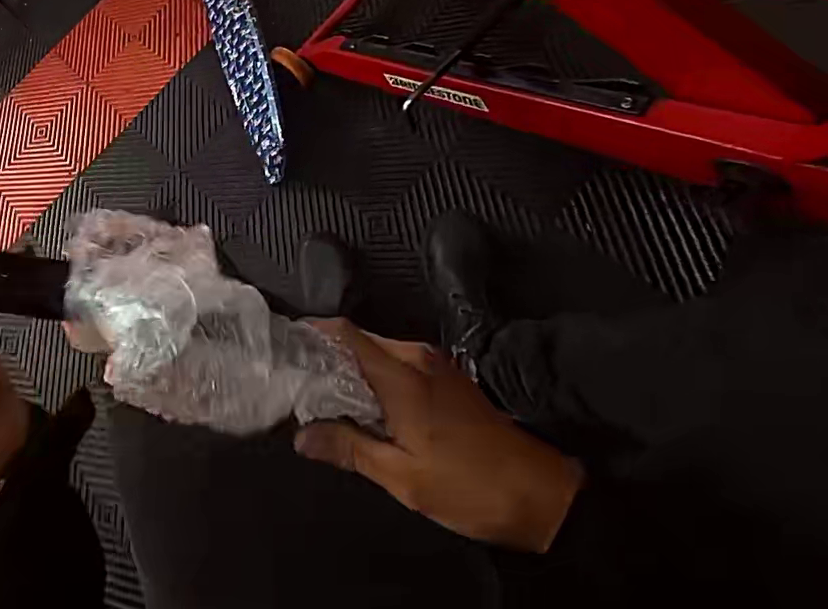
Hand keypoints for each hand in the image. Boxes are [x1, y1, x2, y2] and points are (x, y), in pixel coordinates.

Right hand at [294, 319, 584, 552]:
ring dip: (349, 366)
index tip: (284, 345)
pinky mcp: (446, 376)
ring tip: (323, 393)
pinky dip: (373, 375)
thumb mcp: (403, 477)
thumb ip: (349, 448)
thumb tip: (302, 437)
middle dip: (326, 354)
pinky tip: (363, 402)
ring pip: (376, 351)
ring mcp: (434, 363)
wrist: (543, 496)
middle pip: (357, 339)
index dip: (312, 332)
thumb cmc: (470, 487)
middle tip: (297, 377)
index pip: (345, 333)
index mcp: (402, 375)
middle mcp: (416, 357)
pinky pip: (396, 362)